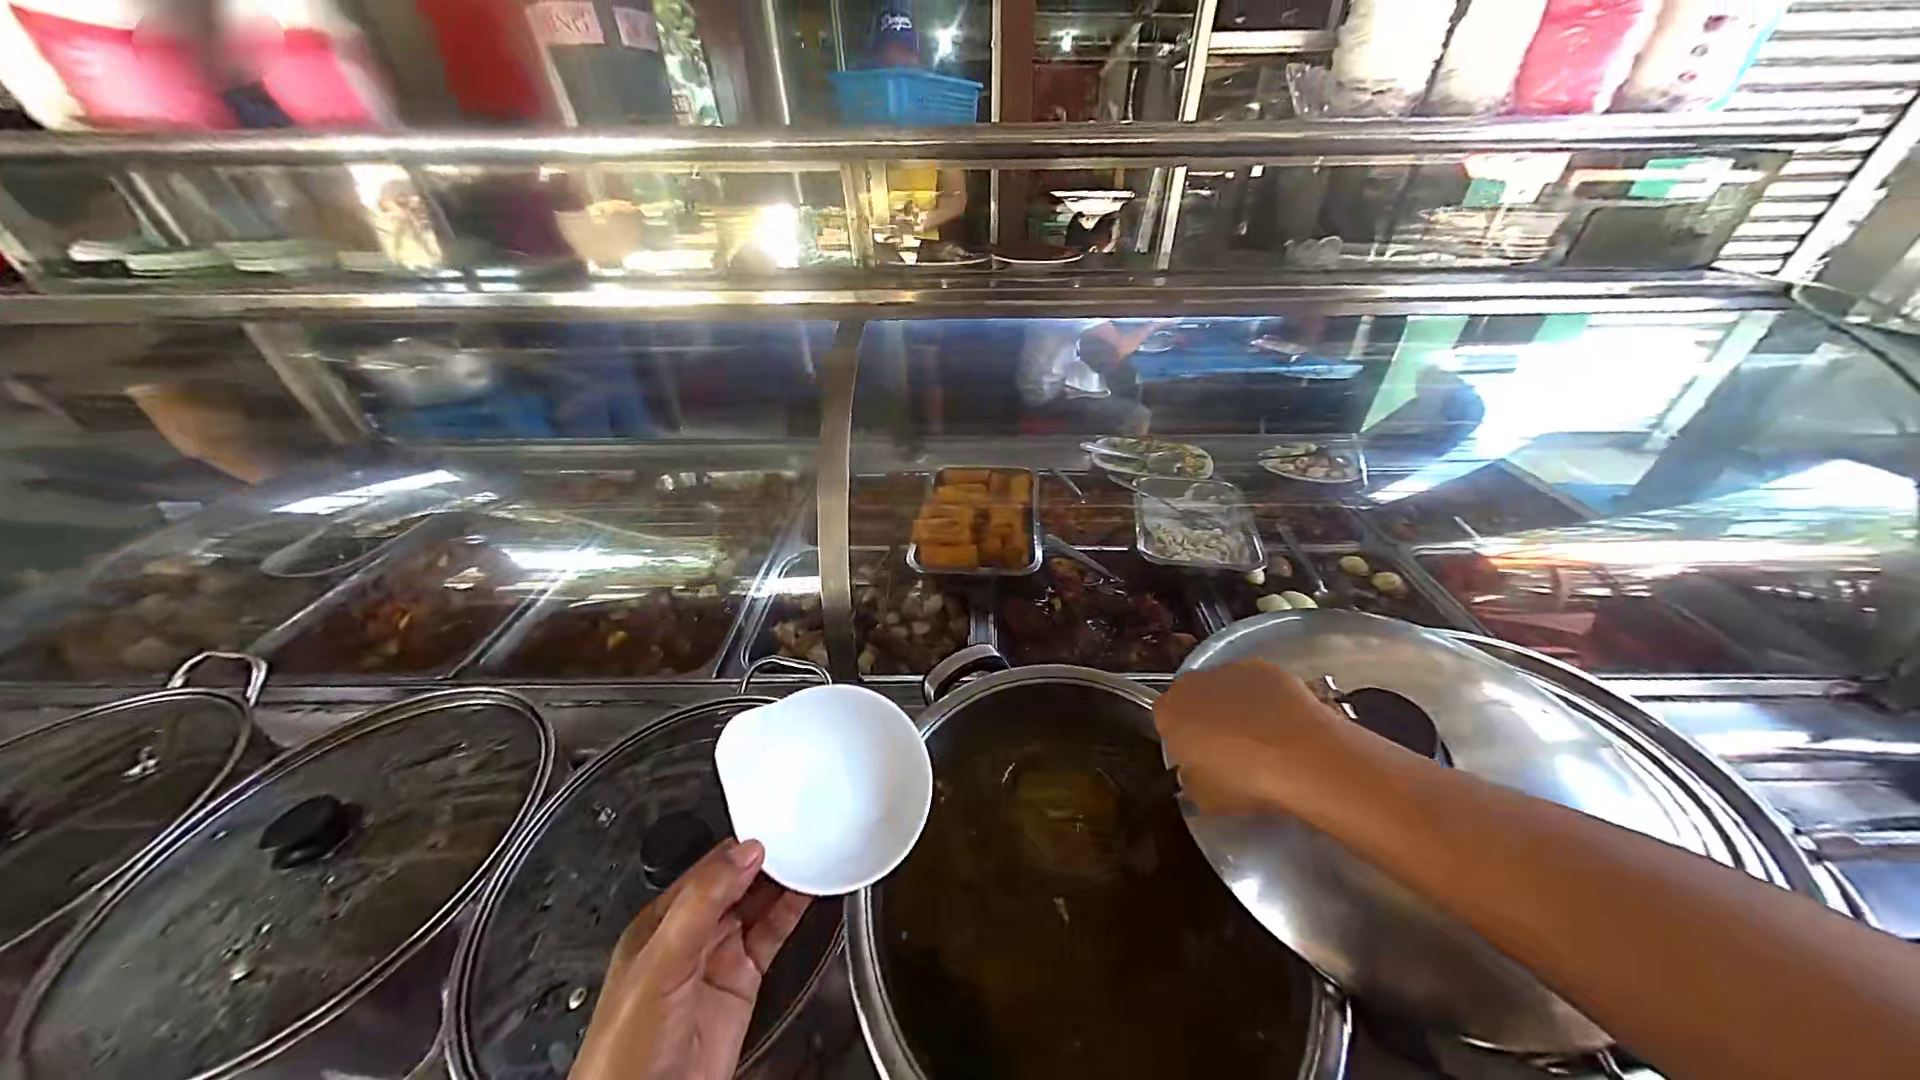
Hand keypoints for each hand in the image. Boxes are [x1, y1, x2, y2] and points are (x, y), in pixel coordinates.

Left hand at [569, 839, 811, 1079]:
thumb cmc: (624, 1053)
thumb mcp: (661, 963)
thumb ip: (701, 904)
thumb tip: (742, 854)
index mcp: (663, 921)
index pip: (709, 869)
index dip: (742, 851)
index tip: (773, 835)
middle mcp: (692, 934)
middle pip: (738, 883)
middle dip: (768, 861)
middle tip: (800, 842)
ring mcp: (718, 957)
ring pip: (758, 904)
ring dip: (784, 882)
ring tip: (811, 858)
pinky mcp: (741, 981)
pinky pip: (772, 935)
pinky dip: (792, 913)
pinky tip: (807, 895)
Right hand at [1154, 660, 1373, 815]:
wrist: (1304, 758)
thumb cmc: (1246, 778)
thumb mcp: (1205, 797)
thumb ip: (1190, 780)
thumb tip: (1195, 776)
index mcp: (1169, 712)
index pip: (1164, 721)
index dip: (1181, 740)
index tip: (1197, 758)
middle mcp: (1194, 683)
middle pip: (1193, 699)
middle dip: (1205, 719)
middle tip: (1227, 750)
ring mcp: (1232, 671)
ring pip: (1225, 689)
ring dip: (1235, 707)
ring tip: (1261, 741)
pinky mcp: (1269, 669)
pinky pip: (1259, 685)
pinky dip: (1266, 700)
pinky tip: (1283, 727)